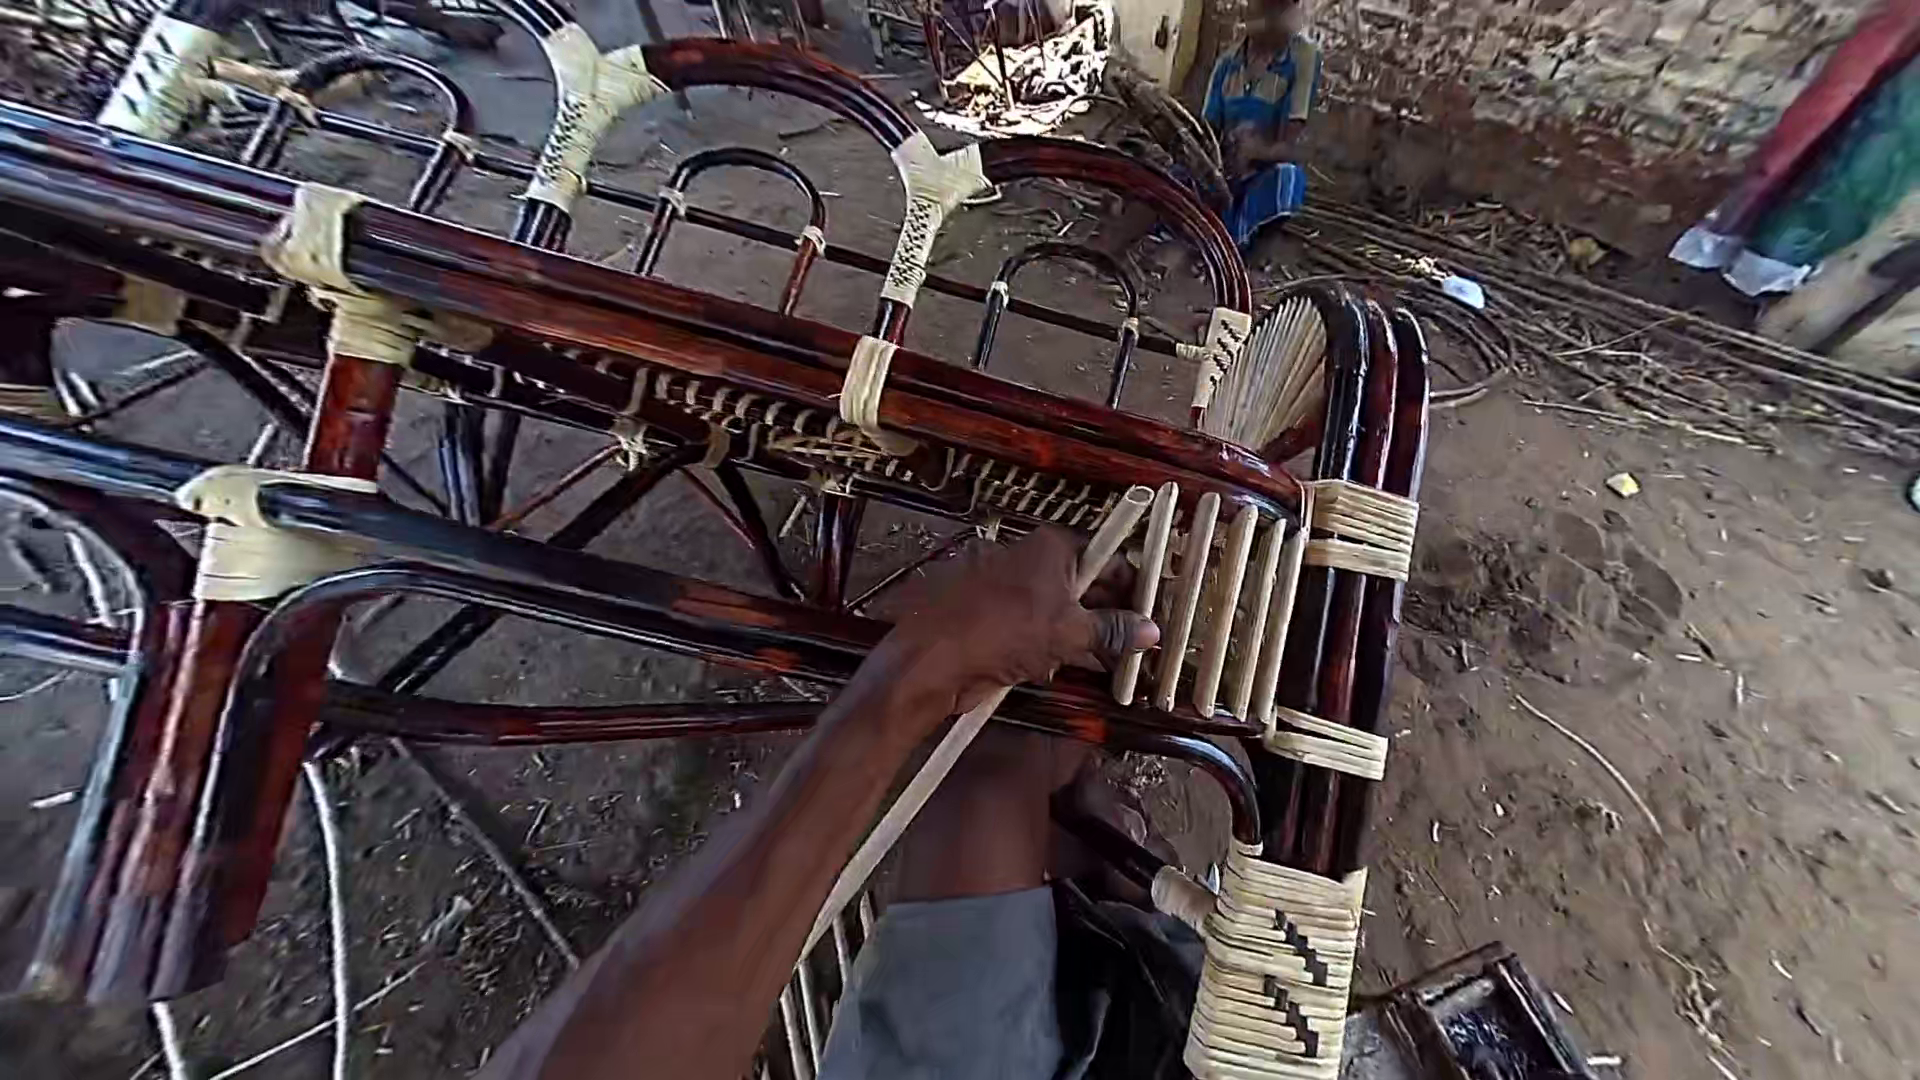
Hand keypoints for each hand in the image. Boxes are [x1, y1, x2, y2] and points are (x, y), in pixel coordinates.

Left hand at [879, 526, 1158, 717]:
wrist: (934, 658)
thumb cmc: (1003, 629)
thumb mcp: (1067, 631)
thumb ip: (1111, 629)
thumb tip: (1149, 630)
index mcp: (1051, 548)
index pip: (1106, 557)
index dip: (1132, 583)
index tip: (1153, 609)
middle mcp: (1032, 562)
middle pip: (1085, 585)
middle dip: (1111, 615)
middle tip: (1140, 643)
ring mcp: (1013, 591)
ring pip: (1063, 612)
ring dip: (1086, 636)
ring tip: (1117, 662)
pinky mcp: (999, 620)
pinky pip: (1039, 630)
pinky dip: (1058, 647)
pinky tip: (1075, 668)